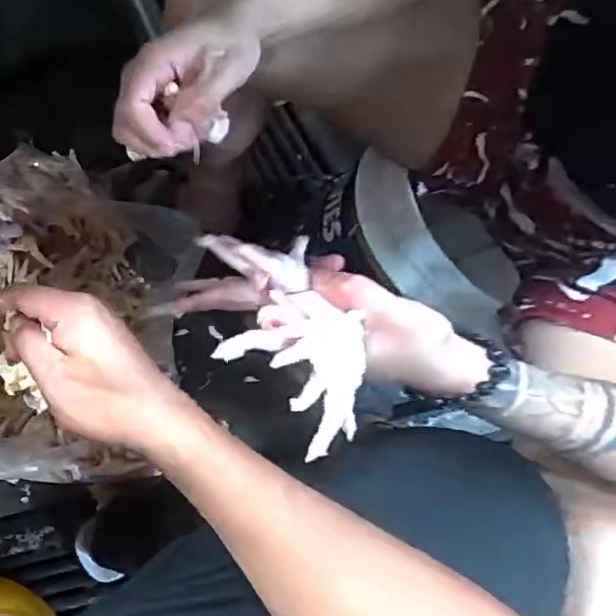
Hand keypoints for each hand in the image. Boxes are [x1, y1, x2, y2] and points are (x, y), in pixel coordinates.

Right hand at [0, 286, 199, 453]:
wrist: (161, 420)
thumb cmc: (102, 401)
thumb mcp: (52, 377)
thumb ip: (26, 342)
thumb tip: (15, 324)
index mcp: (71, 309)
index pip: (21, 294)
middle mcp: (87, 305)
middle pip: (36, 301)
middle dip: (9, 319)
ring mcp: (100, 319)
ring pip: (51, 314)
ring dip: (28, 331)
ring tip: (15, 360)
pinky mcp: (108, 335)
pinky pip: (67, 325)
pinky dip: (47, 337)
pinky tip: (45, 363)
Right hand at [113, 15, 260, 157]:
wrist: (229, 26)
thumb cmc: (231, 42)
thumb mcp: (229, 69)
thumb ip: (202, 100)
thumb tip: (178, 132)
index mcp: (151, 63)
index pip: (131, 108)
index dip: (150, 133)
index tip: (179, 144)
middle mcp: (134, 77)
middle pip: (123, 124)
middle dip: (152, 142)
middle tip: (186, 144)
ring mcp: (135, 88)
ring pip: (127, 130)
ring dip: (154, 142)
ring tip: (185, 138)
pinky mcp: (142, 97)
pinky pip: (137, 127)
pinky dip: (156, 137)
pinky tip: (179, 131)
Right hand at [165, 255, 490, 395]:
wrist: (443, 365)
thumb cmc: (422, 337)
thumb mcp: (397, 311)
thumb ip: (352, 292)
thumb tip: (298, 281)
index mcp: (321, 288)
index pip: (270, 272)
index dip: (237, 260)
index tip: (206, 249)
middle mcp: (308, 300)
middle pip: (249, 291)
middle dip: (211, 290)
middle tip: (173, 295)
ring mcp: (306, 320)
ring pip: (250, 307)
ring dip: (214, 303)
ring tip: (179, 304)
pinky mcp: (308, 340)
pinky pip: (267, 330)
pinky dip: (237, 325)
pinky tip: (213, 319)